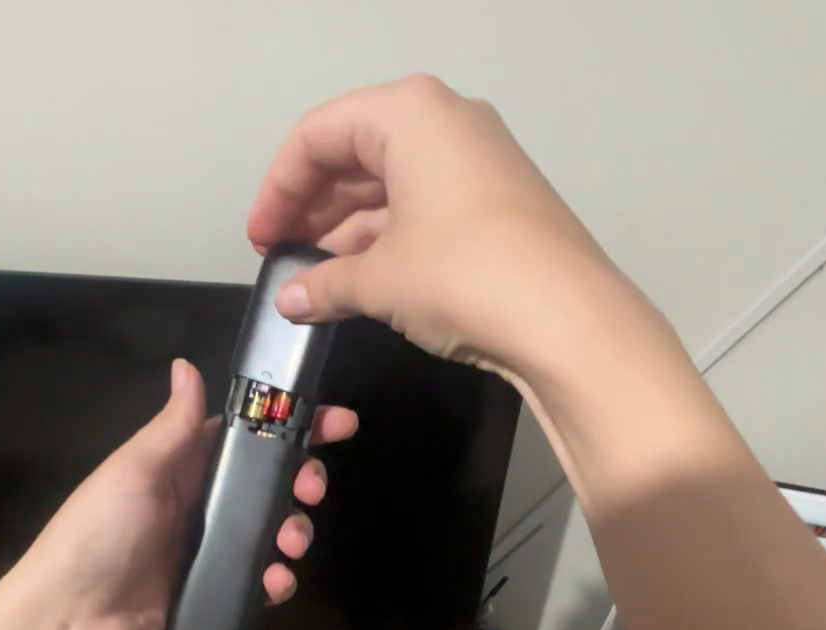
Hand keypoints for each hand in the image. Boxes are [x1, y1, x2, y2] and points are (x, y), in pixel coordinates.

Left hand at [24, 358, 356, 629]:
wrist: (74, 619)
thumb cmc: (100, 532)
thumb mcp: (135, 470)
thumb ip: (173, 426)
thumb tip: (186, 365)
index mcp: (183, 464)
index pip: (247, 434)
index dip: (292, 424)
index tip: (338, 422)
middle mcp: (201, 501)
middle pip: (270, 482)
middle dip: (303, 481)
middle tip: (314, 490)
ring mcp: (210, 547)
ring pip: (273, 530)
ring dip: (294, 531)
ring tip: (291, 544)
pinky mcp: (215, 588)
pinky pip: (260, 578)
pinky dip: (276, 578)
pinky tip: (274, 582)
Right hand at [247, 75, 663, 381]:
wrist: (566, 319)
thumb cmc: (460, 274)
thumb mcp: (378, 280)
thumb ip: (323, 284)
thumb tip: (289, 301)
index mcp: (408, 114)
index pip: (318, 136)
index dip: (277, 189)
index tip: (259, 240)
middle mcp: (444, 123)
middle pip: (353, 157)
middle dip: (310, 210)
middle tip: (281, 260)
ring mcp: (475, 164)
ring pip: (388, 188)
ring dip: (345, 233)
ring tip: (313, 280)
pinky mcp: (494, 205)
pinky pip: (419, 211)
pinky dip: (383, 242)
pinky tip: (358, 282)